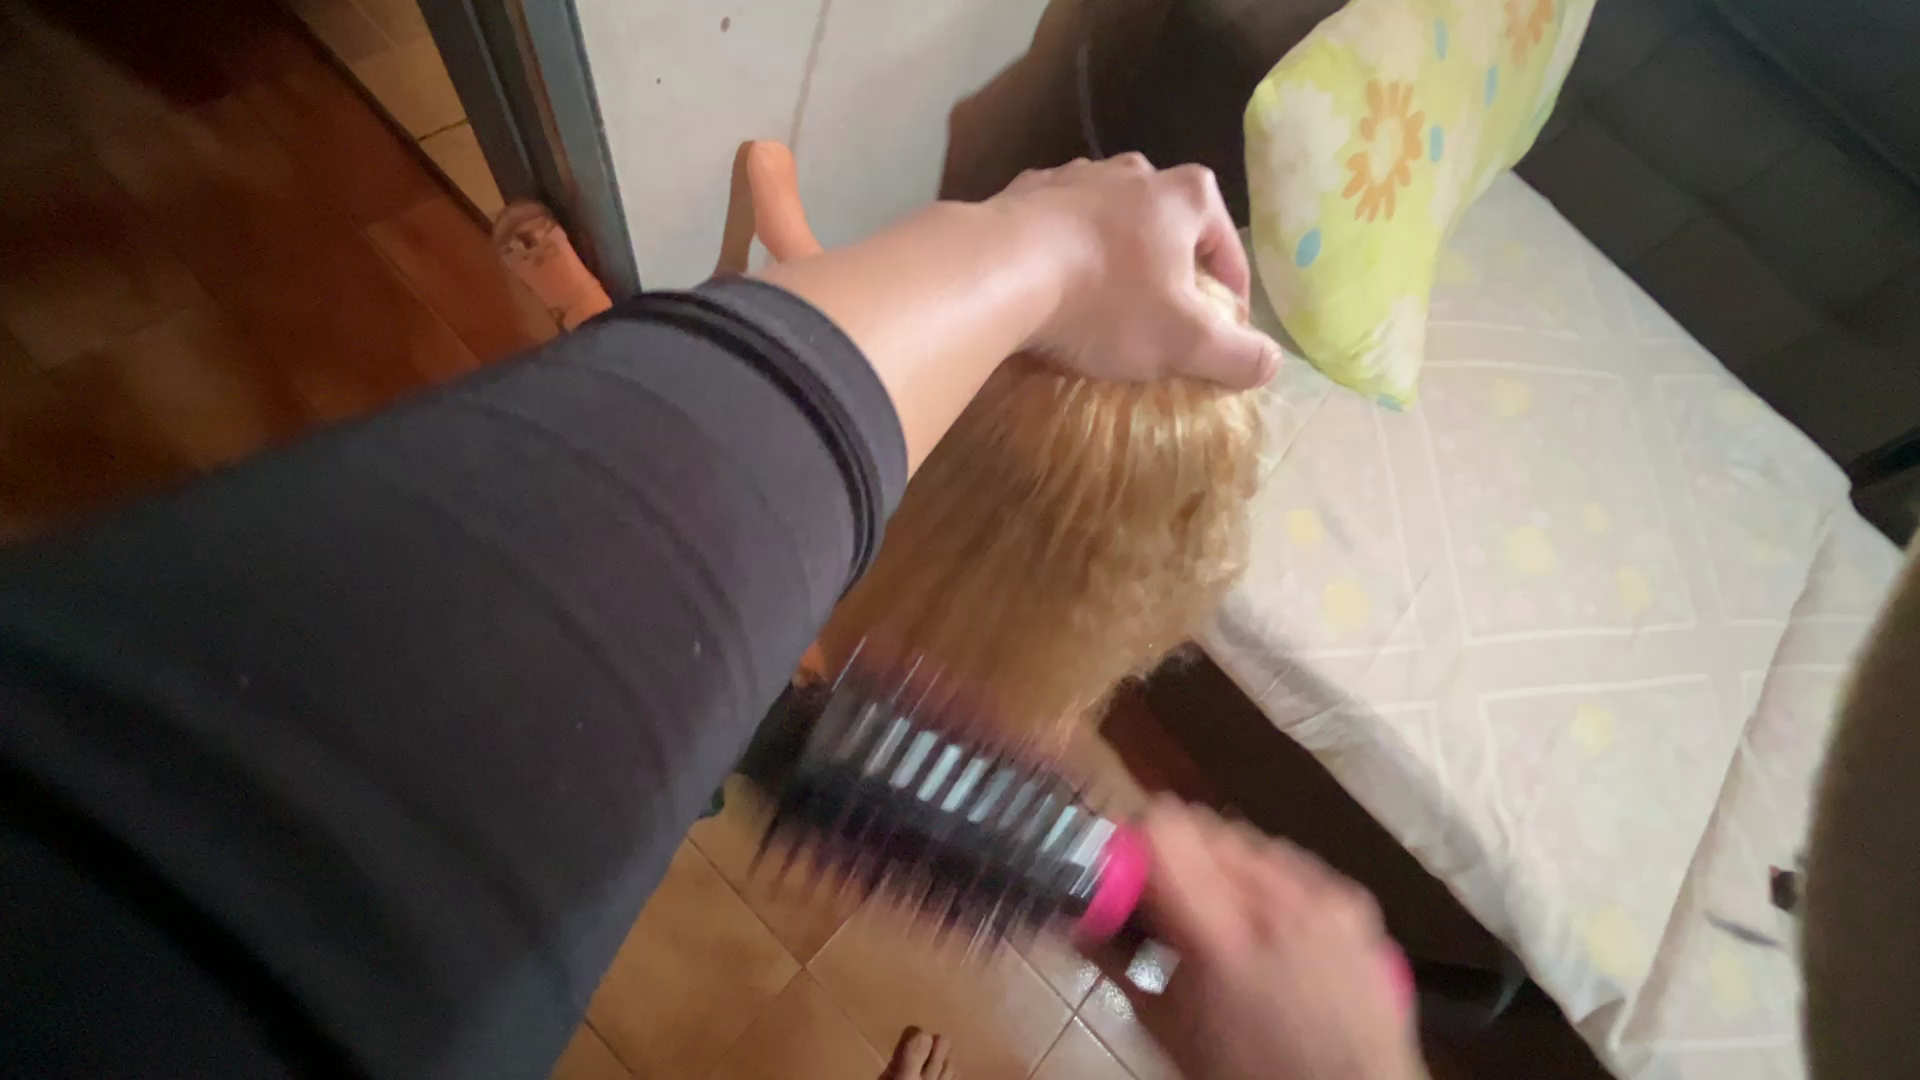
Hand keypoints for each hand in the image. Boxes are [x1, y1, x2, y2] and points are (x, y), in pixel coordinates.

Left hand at [990, 154, 1281, 389]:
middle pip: (1169, 231)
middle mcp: (1135, 172)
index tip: (1221, 334)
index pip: (1227, 249)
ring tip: (1104, 307)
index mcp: (1186, 196)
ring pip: (1111, 225)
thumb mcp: (1182, 341)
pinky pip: (1058, 230)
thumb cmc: (1105, 301)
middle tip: (1160, 322)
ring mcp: (1075, 177)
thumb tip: (1270, 364)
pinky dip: (1064, 257)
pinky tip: (1053, 290)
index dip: (1232, 296)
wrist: (1000, 270)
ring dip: (1116, 262)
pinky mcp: (1024, 194)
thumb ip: (1236, 354)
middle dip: (1171, 274)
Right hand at [1097, 799, 1425, 1079]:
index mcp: (1220, 938)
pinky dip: (1266, 880)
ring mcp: (1322, 898)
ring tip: (1225, 917)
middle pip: (1200, 824)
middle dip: (1177, 854)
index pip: (1162, 827)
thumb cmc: (1242, 1074)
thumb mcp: (1165, 1026)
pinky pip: (1287, 860)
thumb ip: (1116, 955)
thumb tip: (1076, 914)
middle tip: (1169, 899)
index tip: (1124, 867)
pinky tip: (1268, 925)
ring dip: (1222, 865)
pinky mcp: (1350, 902)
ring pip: (1243, 837)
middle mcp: (1277, 901)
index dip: (1134, 840)